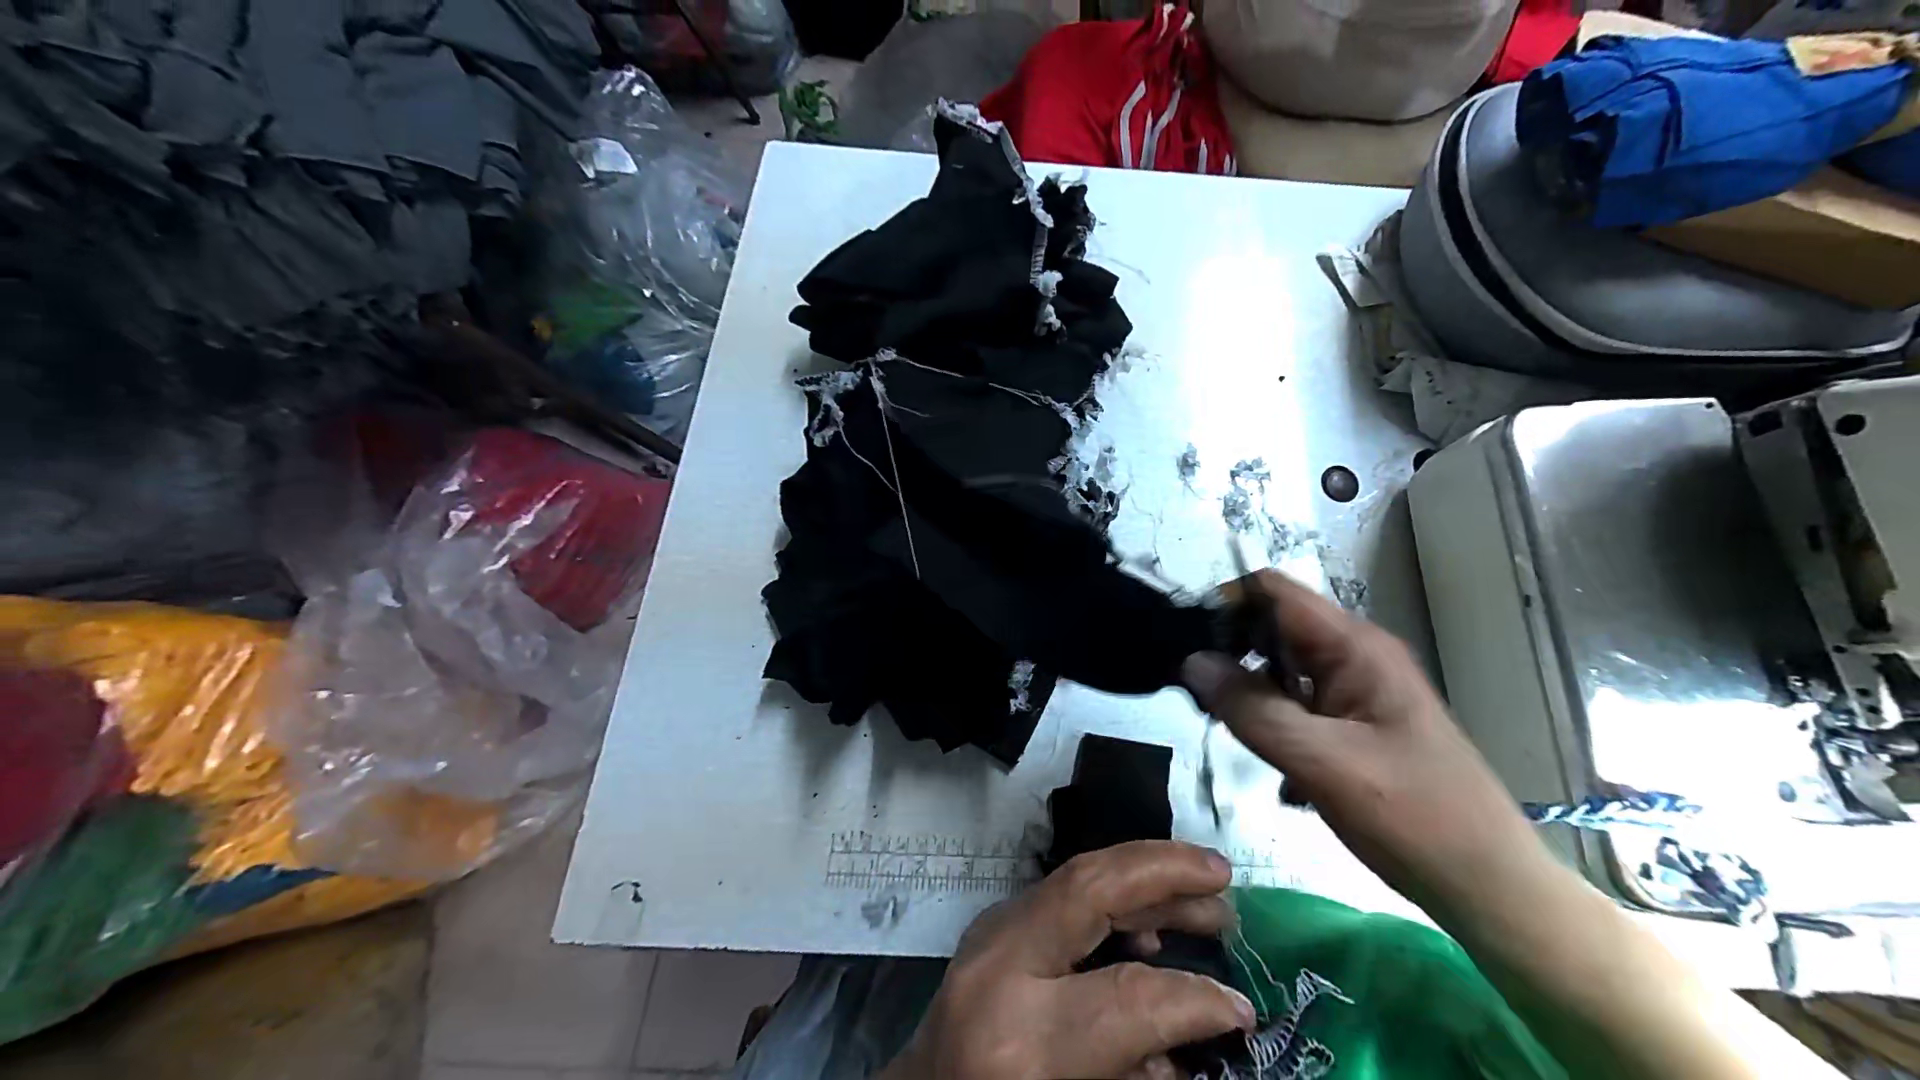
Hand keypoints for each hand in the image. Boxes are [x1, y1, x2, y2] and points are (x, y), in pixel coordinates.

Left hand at [879, 840, 1255, 1079]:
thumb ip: (1143, 1063)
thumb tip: (1212, 1016)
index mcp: (1023, 1040)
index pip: (1127, 997)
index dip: (1195, 999)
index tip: (1240, 1007)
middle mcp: (1000, 969)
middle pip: (1087, 890)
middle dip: (1160, 870)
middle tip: (1223, 875)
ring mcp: (987, 935)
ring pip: (1072, 877)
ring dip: (1142, 876)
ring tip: (1206, 890)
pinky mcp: (991, 925)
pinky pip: (1059, 894)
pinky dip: (1111, 895)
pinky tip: (1148, 920)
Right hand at [1181, 571, 1554, 920]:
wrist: (1488, 887)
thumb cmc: (1414, 817)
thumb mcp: (1321, 762)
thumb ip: (1251, 709)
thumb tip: (1191, 661)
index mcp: (1355, 647)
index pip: (1274, 592)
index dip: (1225, 605)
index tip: (1186, 644)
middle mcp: (1354, 655)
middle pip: (1272, 627)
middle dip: (1230, 654)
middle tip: (1202, 699)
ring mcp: (1355, 689)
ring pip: (1279, 668)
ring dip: (1249, 694)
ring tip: (1230, 730)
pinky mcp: (1353, 722)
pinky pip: (1294, 702)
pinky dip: (1271, 720)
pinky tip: (1270, 761)